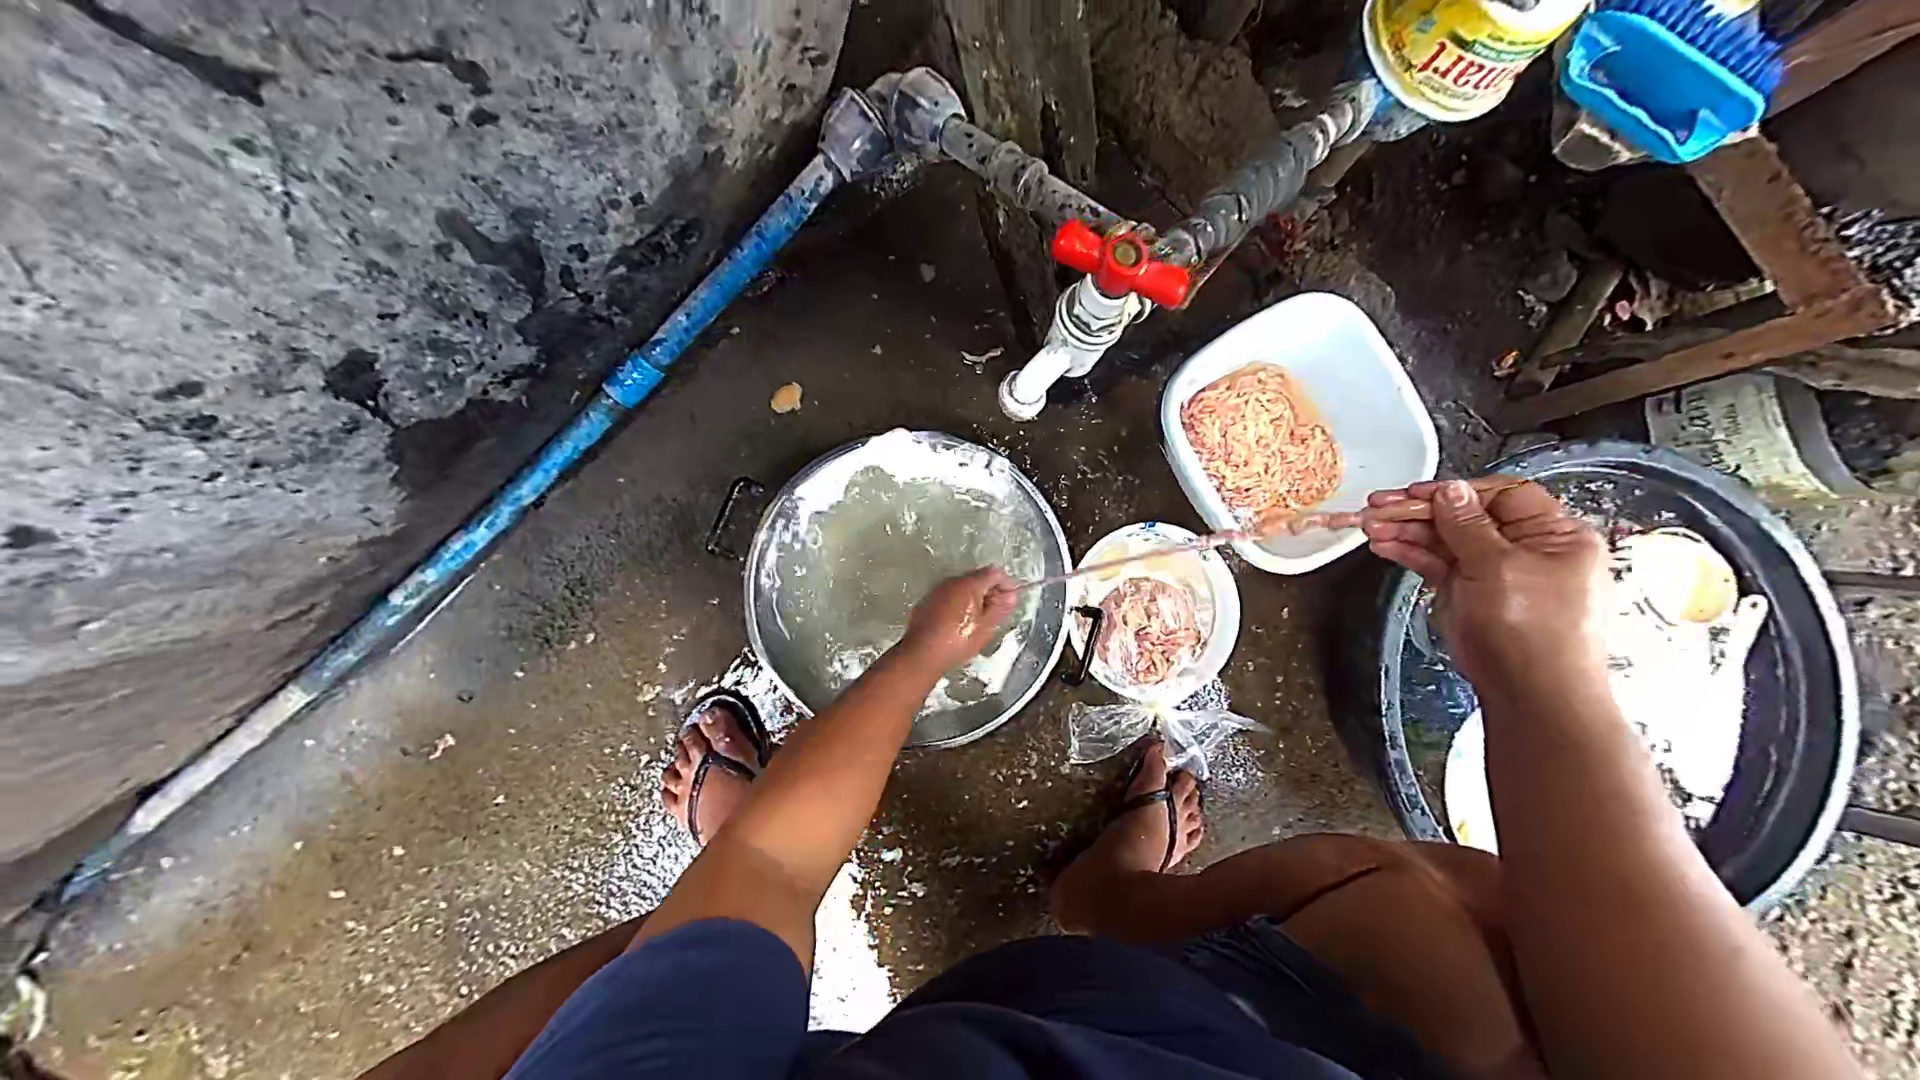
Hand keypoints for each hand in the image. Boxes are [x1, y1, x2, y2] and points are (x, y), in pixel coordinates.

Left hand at [897, 567, 1019, 673]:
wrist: (922, 654)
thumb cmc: (955, 642)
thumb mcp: (986, 626)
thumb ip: (1000, 608)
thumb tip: (1010, 597)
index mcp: (968, 585)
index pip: (994, 573)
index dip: (1006, 584)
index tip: (1011, 596)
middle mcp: (951, 583)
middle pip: (977, 579)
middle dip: (990, 591)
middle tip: (999, 608)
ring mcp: (937, 592)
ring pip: (961, 588)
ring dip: (973, 599)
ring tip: (980, 619)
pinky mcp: (927, 603)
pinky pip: (948, 598)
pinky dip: (957, 605)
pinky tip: (961, 623)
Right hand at [1363, 479, 1608, 697]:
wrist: (1529, 689)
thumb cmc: (1532, 630)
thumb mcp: (1499, 566)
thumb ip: (1468, 525)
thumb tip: (1450, 490)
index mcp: (1553, 535)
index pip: (1501, 495)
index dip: (1456, 492)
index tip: (1414, 494)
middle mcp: (1524, 548)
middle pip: (1465, 516)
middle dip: (1418, 512)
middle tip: (1377, 507)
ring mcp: (1492, 570)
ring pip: (1443, 539)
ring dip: (1405, 531)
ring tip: (1369, 526)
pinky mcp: (1466, 589)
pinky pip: (1434, 562)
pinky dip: (1408, 552)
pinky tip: (1382, 545)